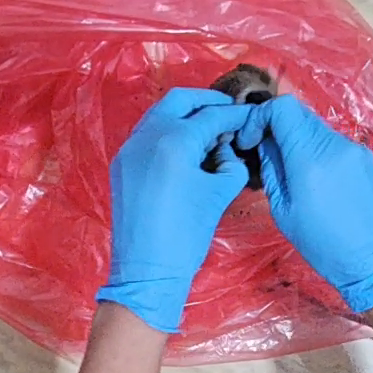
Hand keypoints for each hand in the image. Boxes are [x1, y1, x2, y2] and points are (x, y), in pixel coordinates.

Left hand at [97, 88, 256, 332]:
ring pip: (159, 116)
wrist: (147, 271)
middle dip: (206, 102)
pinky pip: (147, 137)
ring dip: (185, 116)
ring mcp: (129, 150)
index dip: (234, 115)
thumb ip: (230, 163)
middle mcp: (146, 137)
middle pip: (179, 101)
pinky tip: (185, 150)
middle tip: (228, 112)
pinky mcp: (122, 166)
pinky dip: (168, 134)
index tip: (250, 116)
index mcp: (173, 141)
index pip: (211, 116)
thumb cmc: (187, 235)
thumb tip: (226, 150)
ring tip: (209, 132)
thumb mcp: (219, 194)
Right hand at [242, 95, 372, 312]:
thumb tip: (264, 145)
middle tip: (262, 152)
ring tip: (286, 170)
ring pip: (314, 127)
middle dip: (274, 126)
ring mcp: (354, 149)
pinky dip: (313, 149)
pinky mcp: (365, 158)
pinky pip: (331, 142)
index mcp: (310, 157)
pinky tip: (311, 178)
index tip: (249, 140)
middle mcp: (335, 144)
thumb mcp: (284, 212)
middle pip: (298, 113)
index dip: (259, 117)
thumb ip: (272, 170)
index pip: (282, 107)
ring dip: (294, 139)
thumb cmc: (325, 246)